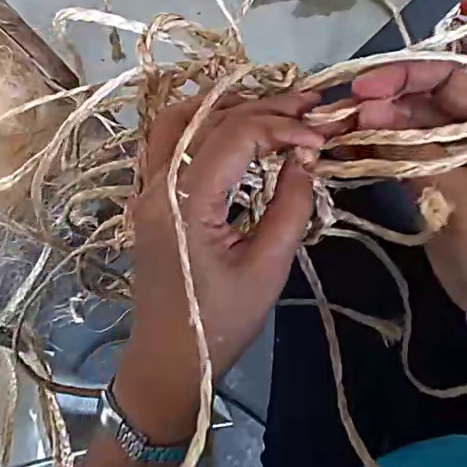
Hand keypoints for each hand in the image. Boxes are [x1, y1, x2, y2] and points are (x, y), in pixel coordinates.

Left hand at [116, 90, 324, 442]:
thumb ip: (291, 206)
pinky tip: (232, 126)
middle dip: (263, 107)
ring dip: (227, 106)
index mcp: (185, 202)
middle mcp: (158, 184)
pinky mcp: (149, 197)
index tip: (320, 141)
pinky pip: (168, 141)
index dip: (282, 128)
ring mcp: (146, 188)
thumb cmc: (221, 322)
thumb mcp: (269, 268)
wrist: (170, 361)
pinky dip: (201, 122)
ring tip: (274, 108)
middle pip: (210, 119)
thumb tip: (306, 157)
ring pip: (180, 120)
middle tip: (309, 105)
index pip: (236, 136)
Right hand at [348, 61, 466, 323]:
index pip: (450, 79)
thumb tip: (366, 109)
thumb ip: (412, 151)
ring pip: (407, 133)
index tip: (362, 89)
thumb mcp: (464, 197)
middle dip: (379, 104)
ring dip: (370, 129)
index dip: (405, 76)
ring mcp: (454, 165)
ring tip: (330, 133)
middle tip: (334, 116)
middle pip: (422, 105)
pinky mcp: (436, 191)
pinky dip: (374, 155)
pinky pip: (401, 161)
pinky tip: (343, 153)